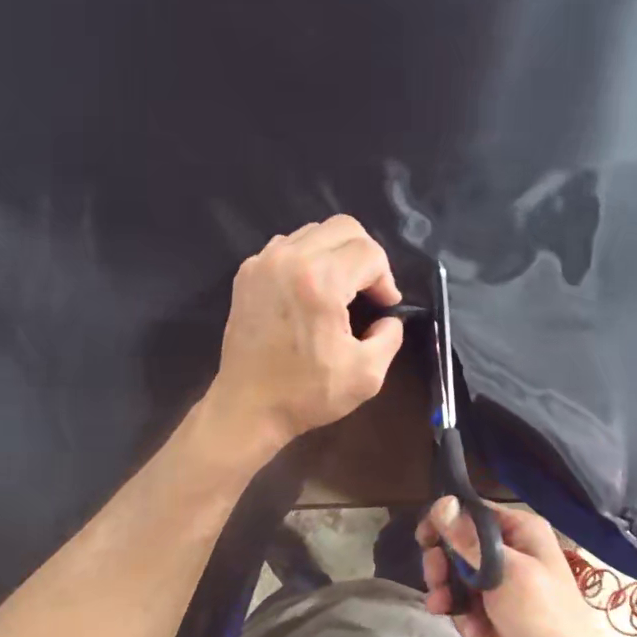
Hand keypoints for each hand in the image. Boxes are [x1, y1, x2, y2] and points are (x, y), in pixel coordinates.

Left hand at [203, 215, 404, 454]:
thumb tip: (387, 319)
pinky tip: (310, 294)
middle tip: (368, 292)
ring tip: (340, 291)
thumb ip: (389, 337)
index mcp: (320, 281)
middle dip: (366, 256)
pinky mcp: (246, 274)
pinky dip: (307, 260)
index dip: (386, 279)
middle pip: (343, 228)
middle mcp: (289, 259)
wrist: (248, 408)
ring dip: (336, 255)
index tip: (385, 308)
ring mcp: (263, 263)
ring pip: (314, 233)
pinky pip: (287, 247)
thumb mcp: (367, 375)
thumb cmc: (307, 394)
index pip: (369, 253)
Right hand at [417, 496, 609, 636]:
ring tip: (448, 614)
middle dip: (443, 568)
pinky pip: (467, 601)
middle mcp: (512, 548)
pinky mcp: (496, 606)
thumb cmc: (539, 615)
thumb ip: (469, 540)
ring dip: (451, 597)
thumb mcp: (503, 572)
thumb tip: (443, 502)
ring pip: (458, 576)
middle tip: (436, 585)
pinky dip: (465, 617)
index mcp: (521, 530)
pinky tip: (474, 634)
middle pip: (459, 545)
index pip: (472, 512)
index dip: (444, 523)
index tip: (423, 541)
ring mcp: (504, 579)